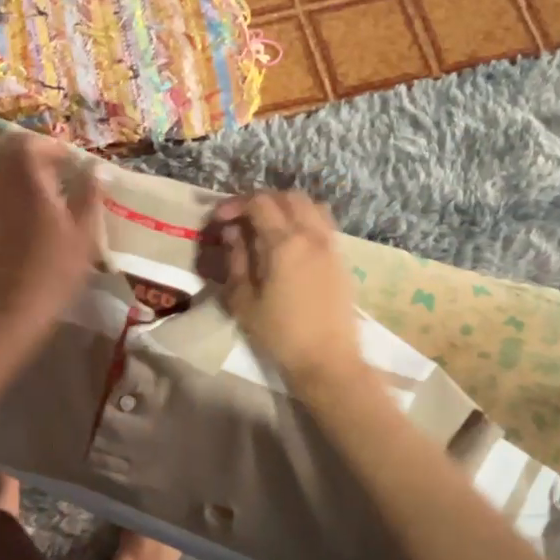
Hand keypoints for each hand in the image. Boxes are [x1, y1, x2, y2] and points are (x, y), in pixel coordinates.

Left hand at [0, 134, 100, 325]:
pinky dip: (9, 182)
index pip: (31, 145)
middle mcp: (4, 186)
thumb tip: (97, 168)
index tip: (72, 162)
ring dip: (18, 165)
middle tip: (57, 165)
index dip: (52, 146)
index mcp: (30, 184)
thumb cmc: (55, 271)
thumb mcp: (85, 235)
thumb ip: (90, 195)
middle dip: (33, 150)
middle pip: (8, 149)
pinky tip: (29, 203)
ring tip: (44, 182)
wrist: (12, 308)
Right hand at [209, 191, 360, 378]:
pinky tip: (288, 242)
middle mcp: (311, 236)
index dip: (235, 204)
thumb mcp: (243, 299)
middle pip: (287, 197)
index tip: (218, 220)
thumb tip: (233, 232)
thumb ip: (236, 259)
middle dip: (260, 200)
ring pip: (309, 206)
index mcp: (285, 243)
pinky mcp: (340, 259)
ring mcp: (330, 246)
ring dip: (285, 206)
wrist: (328, 362)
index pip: (259, 203)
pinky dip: (303, 220)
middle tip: (240, 218)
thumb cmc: (279, 334)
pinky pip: (322, 223)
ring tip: (266, 225)